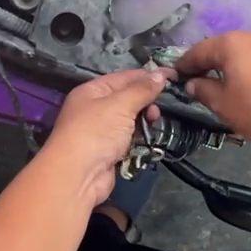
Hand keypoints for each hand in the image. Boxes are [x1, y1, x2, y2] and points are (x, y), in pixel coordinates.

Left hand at [41, 68, 171, 207]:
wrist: (78, 175)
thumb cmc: (96, 132)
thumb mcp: (120, 105)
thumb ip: (142, 90)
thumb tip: (160, 75)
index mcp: (92, 91)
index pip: (123, 78)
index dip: (147, 76)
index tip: (172, 76)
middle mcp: (95, 109)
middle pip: (127, 99)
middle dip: (146, 101)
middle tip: (158, 110)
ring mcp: (102, 132)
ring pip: (130, 120)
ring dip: (144, 121)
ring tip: (154, 123)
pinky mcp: (109, 151)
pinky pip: (129, 139)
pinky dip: (140, 138)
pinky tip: (149, 139)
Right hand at [176, 33, 250, 148]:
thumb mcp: (224, 105)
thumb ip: (204, 91)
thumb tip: (194, 83)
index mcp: (231, 45)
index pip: (200, 50)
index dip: (185, 63)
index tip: (177, 74)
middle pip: (227, 47)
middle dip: (213, 61)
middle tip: (205, 78)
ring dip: (241, 64)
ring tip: (237, 81)